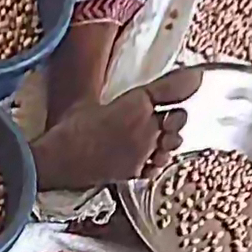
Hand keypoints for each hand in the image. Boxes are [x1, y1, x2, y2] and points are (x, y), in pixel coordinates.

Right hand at [31, 67, 201, 190]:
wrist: (56, 160)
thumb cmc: (70, 130)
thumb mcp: (94, 100)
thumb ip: (116, 94)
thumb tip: (143, 82)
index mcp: (136, 101)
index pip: (177, 86)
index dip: (188, 83)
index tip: (195, 79)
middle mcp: (144, 126)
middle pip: (178, 118)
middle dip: (174, 119)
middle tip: (164, 121)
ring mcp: (141, 151)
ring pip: (170, 144)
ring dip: (166, 143)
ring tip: (153, 143)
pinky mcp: (133, 172)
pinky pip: (155, 166)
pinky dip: (154, 163)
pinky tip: (144, 160)